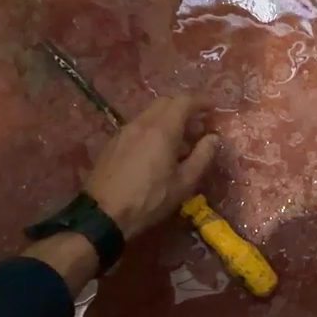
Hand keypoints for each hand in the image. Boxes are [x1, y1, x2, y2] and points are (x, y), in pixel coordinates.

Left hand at [84, 96, 218, 238]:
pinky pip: (138, 126)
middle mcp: (142, 124)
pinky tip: (156, 152)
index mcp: (162, 130)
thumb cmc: (149, 200)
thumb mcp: (184, 183)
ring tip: (179, 142)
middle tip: (197, 124)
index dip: (201, 101)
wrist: (103, 215)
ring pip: (150, 113)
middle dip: (184, 107)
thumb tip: (213, 138)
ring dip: (168, 119)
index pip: (184, 101)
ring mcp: (124, 132)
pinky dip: (153, 129)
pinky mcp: (113, 143)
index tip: (213, 108)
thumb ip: (202, 156)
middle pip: (165, 102)